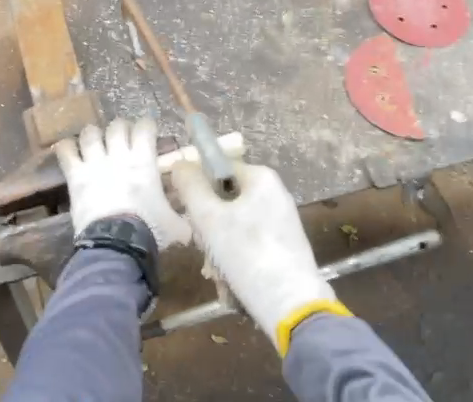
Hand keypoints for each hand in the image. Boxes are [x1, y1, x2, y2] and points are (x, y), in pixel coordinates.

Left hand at [56, 119, 190, 248]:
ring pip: (90, 133)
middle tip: (121, 137)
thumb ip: (182, 216)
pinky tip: (68, 149)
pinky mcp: (76, 176)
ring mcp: (95, 163)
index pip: (145, 128)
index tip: (147, 129)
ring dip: (93, 134)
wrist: (117, 245)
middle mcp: (118, 155)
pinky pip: (66, 151)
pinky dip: (66, 147)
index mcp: (144, 162)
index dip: (146, 125)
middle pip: (117, 126)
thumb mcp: (176, 225)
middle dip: (120, 128)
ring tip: (95, 141)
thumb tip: (192, 219)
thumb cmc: (150, 233)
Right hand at [170, 160, 336, 346]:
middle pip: (224, 201)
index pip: (216, 169)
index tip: (189, 215)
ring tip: (218, 275)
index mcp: (261, 178)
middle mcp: (274, 195)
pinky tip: (231, 284)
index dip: (197, 189)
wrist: (293, 308)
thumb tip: (180, 165)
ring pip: (234, 228)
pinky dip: (236, 262)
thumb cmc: (248, 255)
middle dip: (208, 229)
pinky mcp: (284, 249)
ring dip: (219, 251)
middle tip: (204, 249)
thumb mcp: (209, 218)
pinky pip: (249, 246)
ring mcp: (281, 223)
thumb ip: (190, 186)